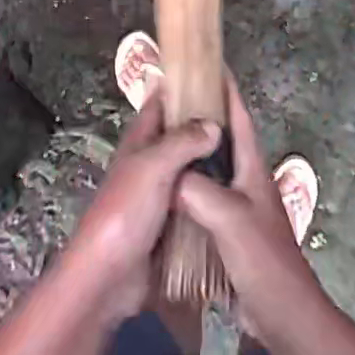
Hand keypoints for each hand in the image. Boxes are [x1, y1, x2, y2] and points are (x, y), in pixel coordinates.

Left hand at [60, 86, 220, 323]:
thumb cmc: (125, 212)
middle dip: (205, 125)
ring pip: (190, 168)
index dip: (181, 86)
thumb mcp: (154, 167)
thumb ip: (184, 141)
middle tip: (243, 119)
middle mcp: (150, 162)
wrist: (107, 278)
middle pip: (180, 135)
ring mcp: (160, 193)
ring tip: (248, 153)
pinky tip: (235, 191)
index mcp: (140, 141)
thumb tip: (213, 123)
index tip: (212, 76)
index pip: (160, 102)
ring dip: (212, 162)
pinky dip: (211, 193)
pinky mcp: (170, 222)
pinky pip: (195, 199)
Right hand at [176, 78, 354, 354]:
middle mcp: (247, 178)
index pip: (240, 115)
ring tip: (166, 141)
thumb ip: (198, 191)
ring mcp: (240, 203)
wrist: (281, 308)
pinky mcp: (231, 228)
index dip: (227, 88)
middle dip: (203, 116)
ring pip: (213, 168)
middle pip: (224, 137)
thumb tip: (171, 176)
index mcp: (252, 165)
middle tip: (175, 102)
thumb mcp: (228, 217)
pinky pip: (206, 197)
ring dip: (194, 153)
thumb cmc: (262, 255)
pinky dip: (190, 187)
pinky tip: (170, 192)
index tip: (211, 64)